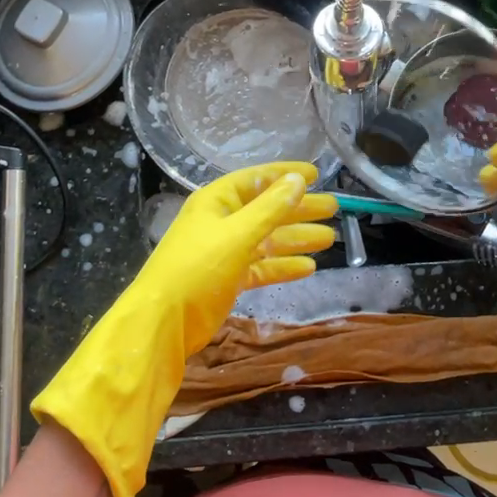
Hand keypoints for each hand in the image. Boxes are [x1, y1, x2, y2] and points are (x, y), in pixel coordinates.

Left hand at [32, 162, 336, 496]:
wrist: (163, 322)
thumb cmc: (196, 269)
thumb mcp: (237, 235)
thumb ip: (270, 208)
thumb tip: (298, 181)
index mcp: (216, 202)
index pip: (255, 179)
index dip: (284, 175)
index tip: (316, 174)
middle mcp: (220, 222)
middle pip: (265, 209)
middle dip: (298, 209)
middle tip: (334, 208)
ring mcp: (223, 252)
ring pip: (266, 240)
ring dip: (295, 238)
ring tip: (329, 238)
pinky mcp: (227, 280)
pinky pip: (260, 267)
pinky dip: (282, 266)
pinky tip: (308, 268)